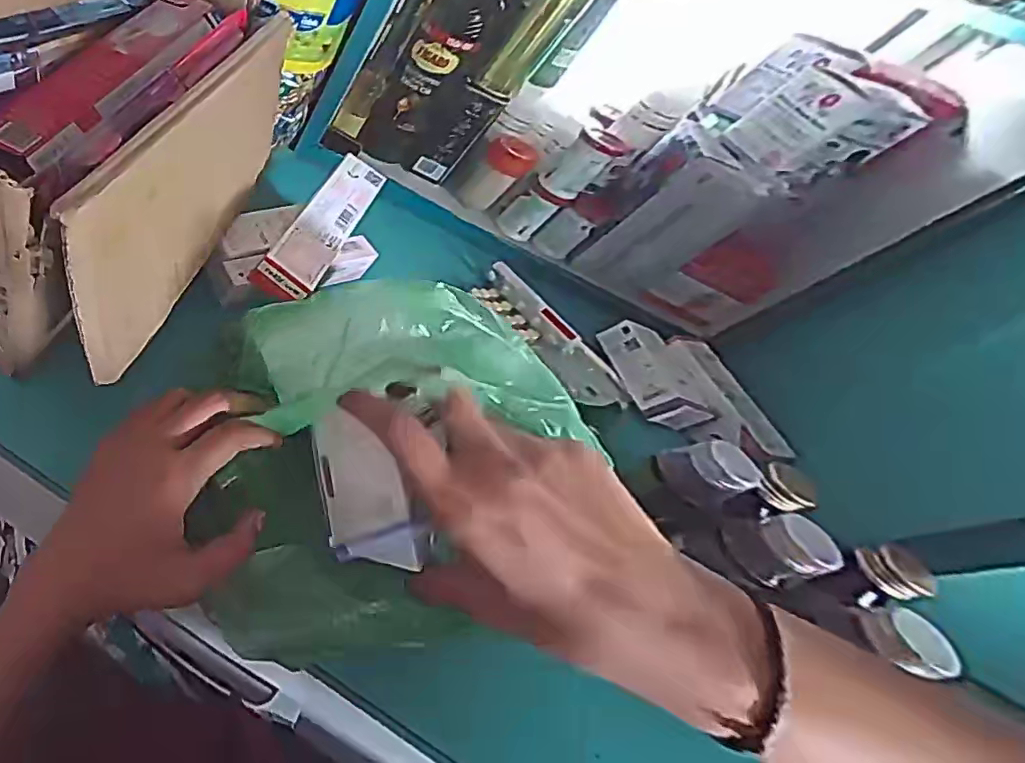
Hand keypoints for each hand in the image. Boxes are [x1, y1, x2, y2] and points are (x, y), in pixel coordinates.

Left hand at [11, 389, 279, 629]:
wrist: (67, 572)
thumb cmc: (130, 576)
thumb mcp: (190, 579)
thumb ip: (233, 549)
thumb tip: (258, 515)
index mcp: (176, 474)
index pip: (229, 435)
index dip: (260, 432)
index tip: (277, 438)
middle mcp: (155, 442)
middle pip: (206, 401)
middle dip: (240, 401)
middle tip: (260, 412)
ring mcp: (129, 435)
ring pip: (178, 396)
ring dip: (206, 401)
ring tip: (224, 418)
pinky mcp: (112, 438)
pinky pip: (152, 406)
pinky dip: (177, 406)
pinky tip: (183, 428)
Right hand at [340, 387, 768, 736]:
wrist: (671, 619)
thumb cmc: (571, 626)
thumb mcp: (499, 612)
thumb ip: (449, 583)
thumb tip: (419, 577)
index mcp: (466, 505)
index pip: (403, 433)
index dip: (370, 406)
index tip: (352, 398)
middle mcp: (496, 463)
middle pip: (449, 401)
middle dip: (434, 410)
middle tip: (439, 442)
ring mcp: (541, 449)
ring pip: (493, 422)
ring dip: (483, 441)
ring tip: (506, 485)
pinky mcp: (578, 449)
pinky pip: (534, 440)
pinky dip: (526, 458)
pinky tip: (552, 498)